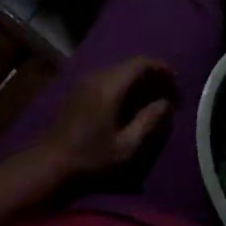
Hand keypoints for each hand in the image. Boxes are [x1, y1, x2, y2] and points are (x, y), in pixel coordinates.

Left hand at [39, 56, 174, 180]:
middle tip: (168, 91)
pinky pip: (109, 76)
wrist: (49, 162)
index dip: (161, 67)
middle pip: (130, 64)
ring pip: (119, 69)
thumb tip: (166, 103)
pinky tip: (131, 101)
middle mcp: (97, 76)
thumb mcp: (126, 146)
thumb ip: (148, 121)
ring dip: (138, 78)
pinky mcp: (80, 89)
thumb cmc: (89, 157)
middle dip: (152, 73)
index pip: (140, 63)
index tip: (176, 81)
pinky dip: (125, 82)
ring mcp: (86, 81)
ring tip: (153, 97)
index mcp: (109, 86)